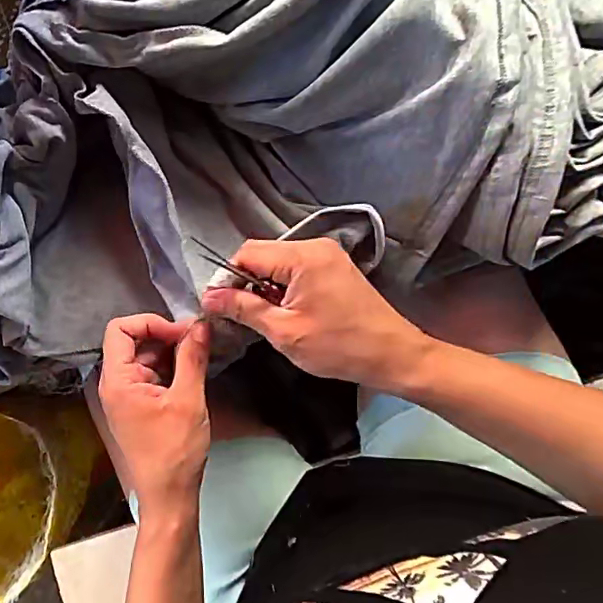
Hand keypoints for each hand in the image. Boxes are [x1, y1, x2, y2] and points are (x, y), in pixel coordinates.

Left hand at [91, 314, 210, 515]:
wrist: (168, 495)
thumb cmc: (174, 453)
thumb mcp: (188, 400)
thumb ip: (192, 358)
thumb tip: (199, 326)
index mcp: (117, 380)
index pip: (119, 329)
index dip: (149, 323)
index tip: (180, 332)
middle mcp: (115, 384)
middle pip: (132, 341)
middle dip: (164, 335)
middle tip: (197, 340)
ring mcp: (125, 395)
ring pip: (144, 357)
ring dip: (169, 352)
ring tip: (199, 355)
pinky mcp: (138, 405)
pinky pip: (150, 374)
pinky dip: (169, 368)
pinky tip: (191, 372)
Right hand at [198, 238, 434, 391]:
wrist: (394, 355)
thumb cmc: (339, 346)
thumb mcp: (283, 331)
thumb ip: (242, 309)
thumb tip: (208, 298)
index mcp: (302, 257)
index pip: (246, 254)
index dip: (226, 278)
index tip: (219, 306)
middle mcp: (314, 247)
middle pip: (260, 254)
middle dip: (243, 281)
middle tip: (237, 313)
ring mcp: (326, 255)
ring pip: (275, 261)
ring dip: (261, 285)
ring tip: (261, 315)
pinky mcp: (332, 267)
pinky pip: (293, 268)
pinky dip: (279, 285)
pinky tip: (282, 310)